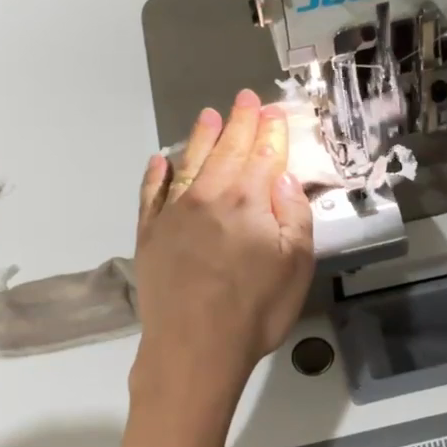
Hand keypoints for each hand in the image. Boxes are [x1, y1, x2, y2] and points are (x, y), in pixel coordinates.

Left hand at [132, 89, 314, 394]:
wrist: (193, 348)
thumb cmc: (255, 312)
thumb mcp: (296, 268)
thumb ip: (295, 218)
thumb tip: (284, 178)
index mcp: (250, 201)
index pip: (264, 155)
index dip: (271, 132)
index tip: (274, 112)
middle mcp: (210, 196)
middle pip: (228, 150)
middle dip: (239, 122)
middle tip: (245, 98)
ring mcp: (174, 213)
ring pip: (190, 162)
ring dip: (201, 137)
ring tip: (209, 116)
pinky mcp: (149, 233)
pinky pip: (152, 192)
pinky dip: (157, 173)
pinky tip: (160, 161)